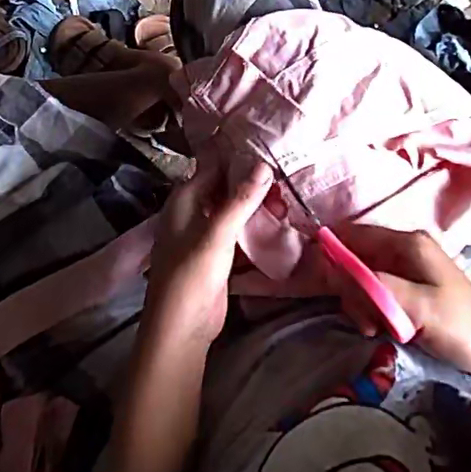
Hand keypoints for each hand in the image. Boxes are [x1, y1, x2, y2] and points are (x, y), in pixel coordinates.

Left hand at [143, 155, 272, 341]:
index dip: (239, 155)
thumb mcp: (217, 234)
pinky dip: (255, 225)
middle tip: (287, 169)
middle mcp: (193, 211)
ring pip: (234, 209)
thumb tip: (264, 163)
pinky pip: (238, 230)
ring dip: (256, 203)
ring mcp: (205, 233)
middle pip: (226, 186)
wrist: (181, 328)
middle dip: (252, 179)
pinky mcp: (217, 253)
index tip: (270, 143)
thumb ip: (240, 199)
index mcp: (185, 199)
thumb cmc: (192, 276)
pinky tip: (279, 221)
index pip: (214, 166)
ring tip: (289, 191)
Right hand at [338, 226, 470, 381]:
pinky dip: (371, 310)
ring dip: (360, 303)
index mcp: (408, 243)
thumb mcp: (415, 308)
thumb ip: (372, 286)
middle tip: (364, 319)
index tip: (316, 281)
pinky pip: (375, 293)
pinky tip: (381, 329)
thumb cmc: (462, 327)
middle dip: (349, 287)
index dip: (330, 252)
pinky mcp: (408, 290)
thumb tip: (331, 266)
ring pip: (362, 278)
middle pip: (355, 257)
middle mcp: (405, 249)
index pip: (353, 234)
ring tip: (375, 328)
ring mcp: (407, 269)